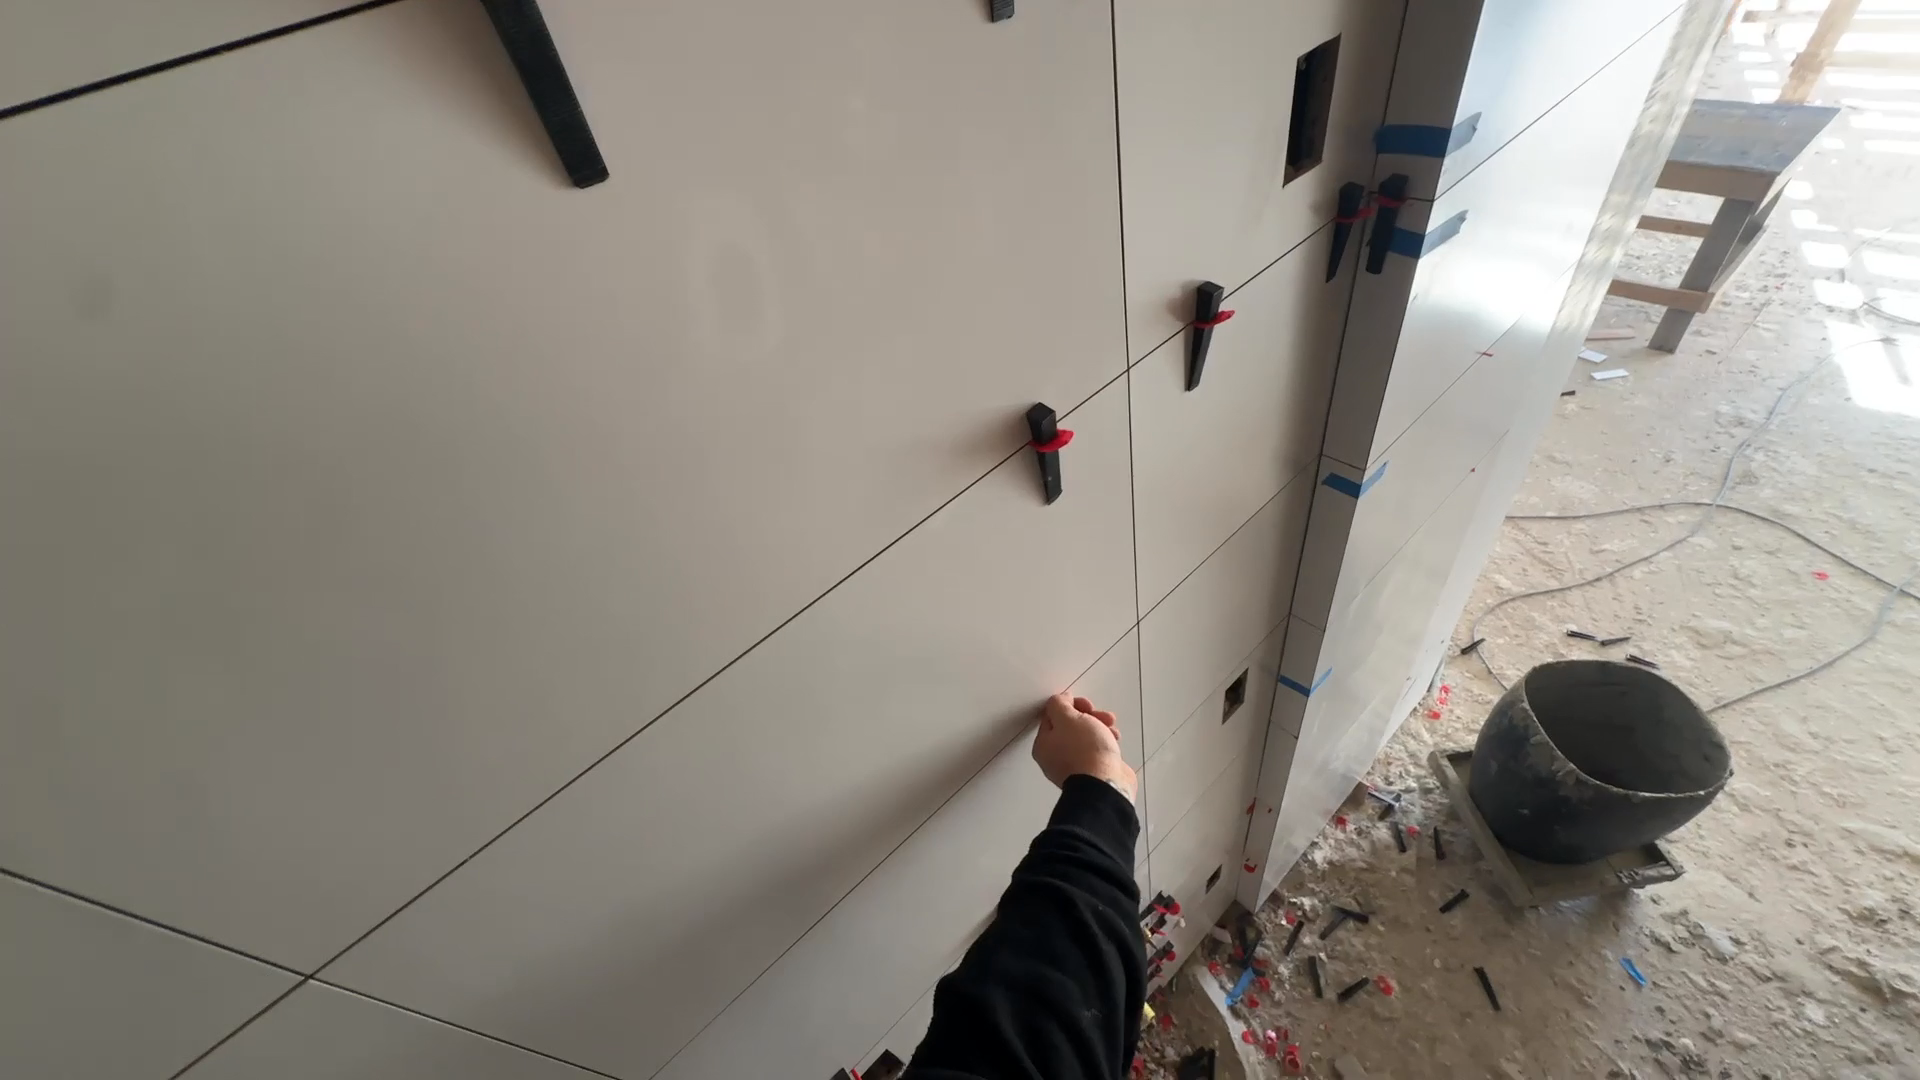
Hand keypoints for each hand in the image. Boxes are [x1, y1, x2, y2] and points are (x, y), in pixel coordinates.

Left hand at [1032, 693, 1135, 801]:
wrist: (1106, 785)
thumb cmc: (1085, 751)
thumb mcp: (1067, 718)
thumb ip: (1060, 704)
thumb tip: (1062, 699)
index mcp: (1044, 745)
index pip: (1053, 716)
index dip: (1070, 705)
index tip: (1085, 705)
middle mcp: (1055, 757)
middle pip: (1071, 726)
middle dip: (1089, 716)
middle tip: (1100, 715)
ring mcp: (1075, 767)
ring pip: (1086, 737)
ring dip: (1100, 727)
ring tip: (1112, 728)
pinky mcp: (1093, 773)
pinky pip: (1098, 750)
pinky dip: (1106, 742)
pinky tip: (1115, 740)